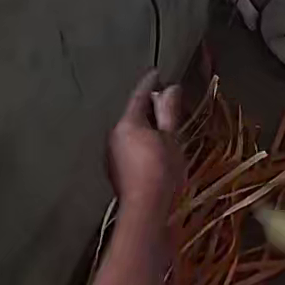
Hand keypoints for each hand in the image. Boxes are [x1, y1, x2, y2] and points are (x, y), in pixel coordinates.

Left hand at [107, 71, 182, 217]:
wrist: (146, 211)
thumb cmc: (161, 171)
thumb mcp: (171, 138)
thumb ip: (169, 112)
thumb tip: (171, 88)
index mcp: (128, 123)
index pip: (139, 96)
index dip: (150, 83)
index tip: (157, 73)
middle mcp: (115, 136)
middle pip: (134, 115)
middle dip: (150, 108)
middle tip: (168, 103)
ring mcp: (113, 155)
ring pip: (132, 133)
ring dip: (147, 129)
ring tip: (166, 131)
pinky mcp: (117, 172)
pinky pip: (130, 149)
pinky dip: (143, 145)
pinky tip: (157, 154)